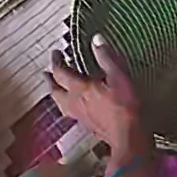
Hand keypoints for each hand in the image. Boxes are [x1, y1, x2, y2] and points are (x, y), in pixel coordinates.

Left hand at [49, 36, 149, 154]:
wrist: (128, 137)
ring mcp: (79, 116)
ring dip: (56, 94)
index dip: (56, 61)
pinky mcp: (87, 125)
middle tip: (47, 73)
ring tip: (56, 89)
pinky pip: (70, 112)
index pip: (60, 73)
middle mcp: (74, 103)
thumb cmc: (124, 107)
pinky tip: (74, 105)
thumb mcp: (119, 77)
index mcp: (79, 89)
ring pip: (60, 103)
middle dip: (51, 80)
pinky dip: (67, 105)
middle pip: (55, 91)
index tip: (55, 53)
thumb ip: (106, 58)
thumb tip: (97, 39)